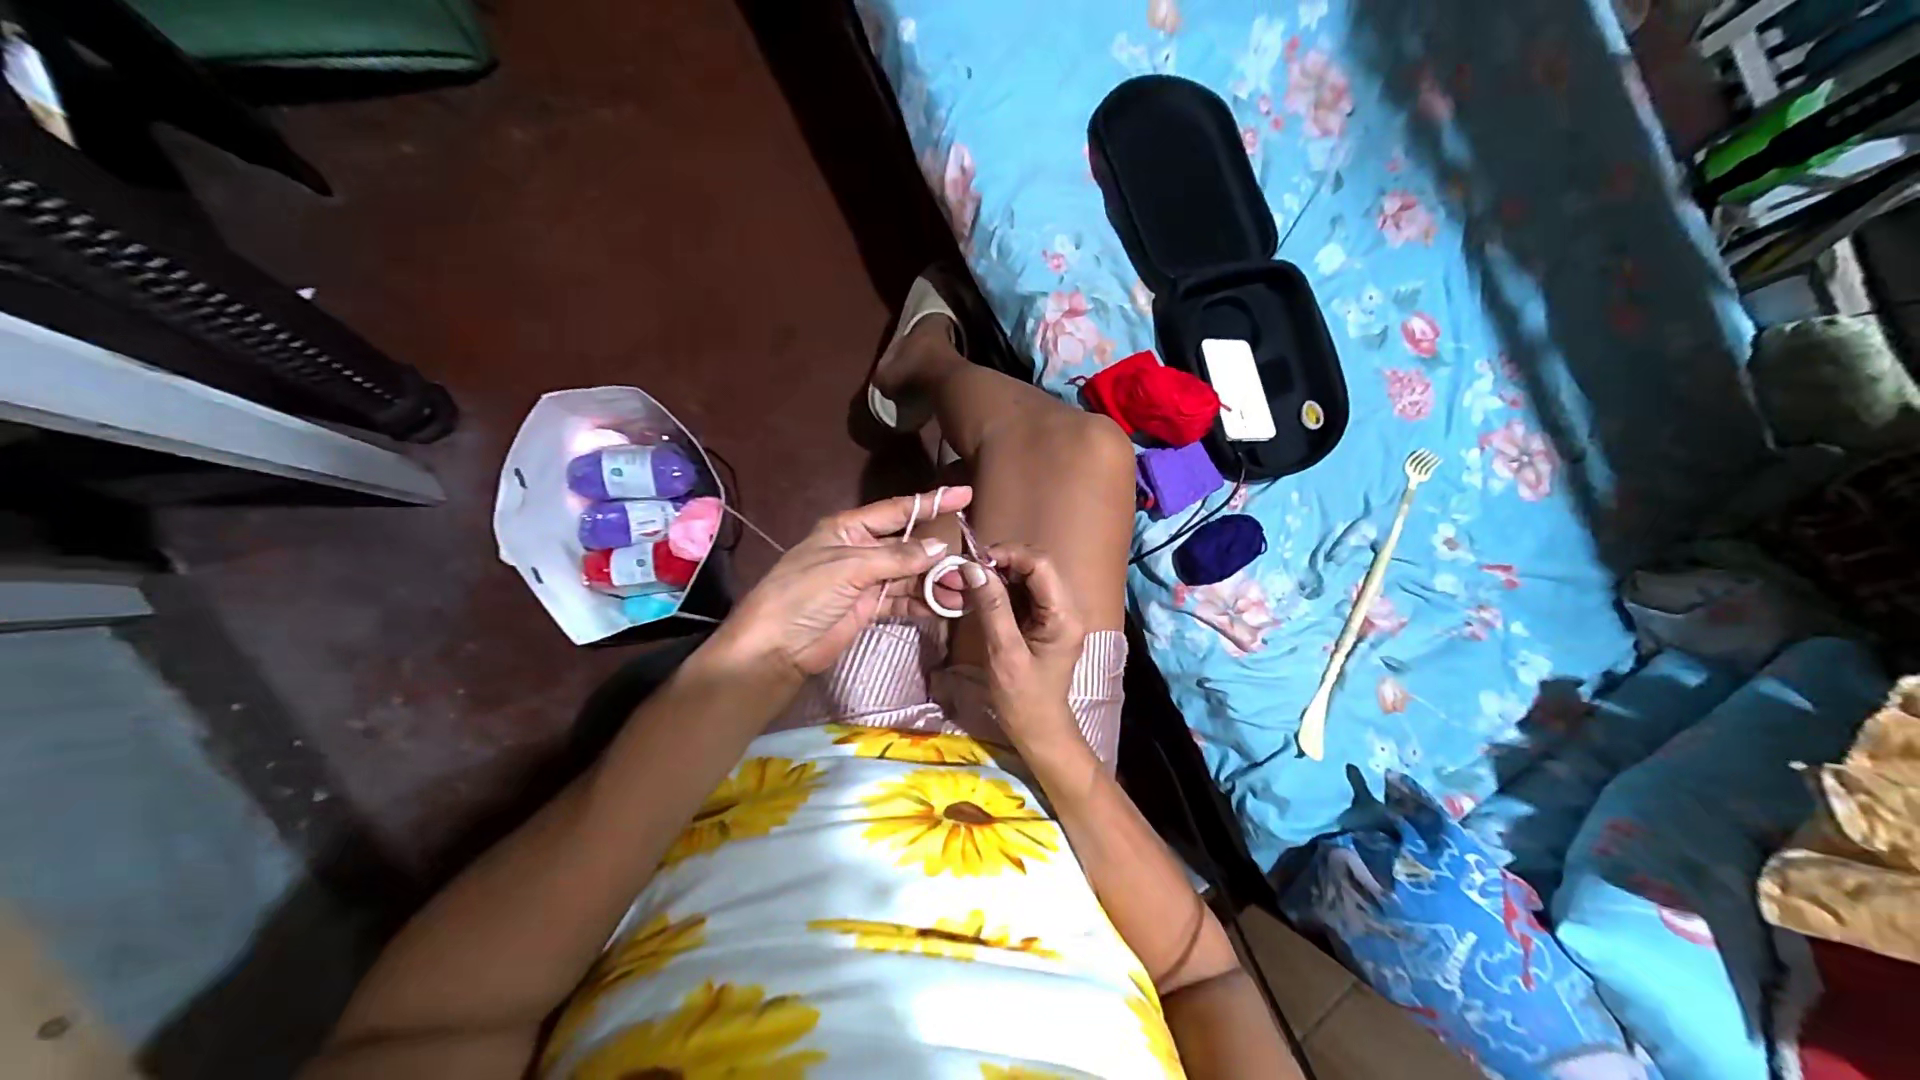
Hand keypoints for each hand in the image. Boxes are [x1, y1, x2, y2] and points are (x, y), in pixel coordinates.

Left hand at [707, 487, 972, 678]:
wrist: (776, 647)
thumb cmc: (805, 594)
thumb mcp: (849, 568)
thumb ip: (897, 557)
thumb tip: (940, 547)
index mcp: (848, 528)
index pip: (897, 509)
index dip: (931, 502)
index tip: (965, 495)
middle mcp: (860, 549)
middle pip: (909, 545)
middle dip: (939, 555)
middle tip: (970, 565)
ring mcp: (865, 580)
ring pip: (910, 575)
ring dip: (935, 583)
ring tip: (964, 591)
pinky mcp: (869, 608)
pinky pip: (903, 600)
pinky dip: (923, 603)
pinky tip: (946, 607)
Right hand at [961, 543, 1088, 743]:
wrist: (1039, 731)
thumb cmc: (1023, 698)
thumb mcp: (1004, 653)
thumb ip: (991, 607)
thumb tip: (972, 568)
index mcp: (1065, 615)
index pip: (1041, 564)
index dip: (1008, 554)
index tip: (975, 561)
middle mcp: (1066, 608)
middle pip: (1036, 566)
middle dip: (1002, 562)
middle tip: (969, 570)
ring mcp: (1056, 614)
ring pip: (1028, 577)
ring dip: (999, 574)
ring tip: (970, 580)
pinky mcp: (1043, 621)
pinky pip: (1023, 593)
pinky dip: (1001, 589)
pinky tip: (980, 594)